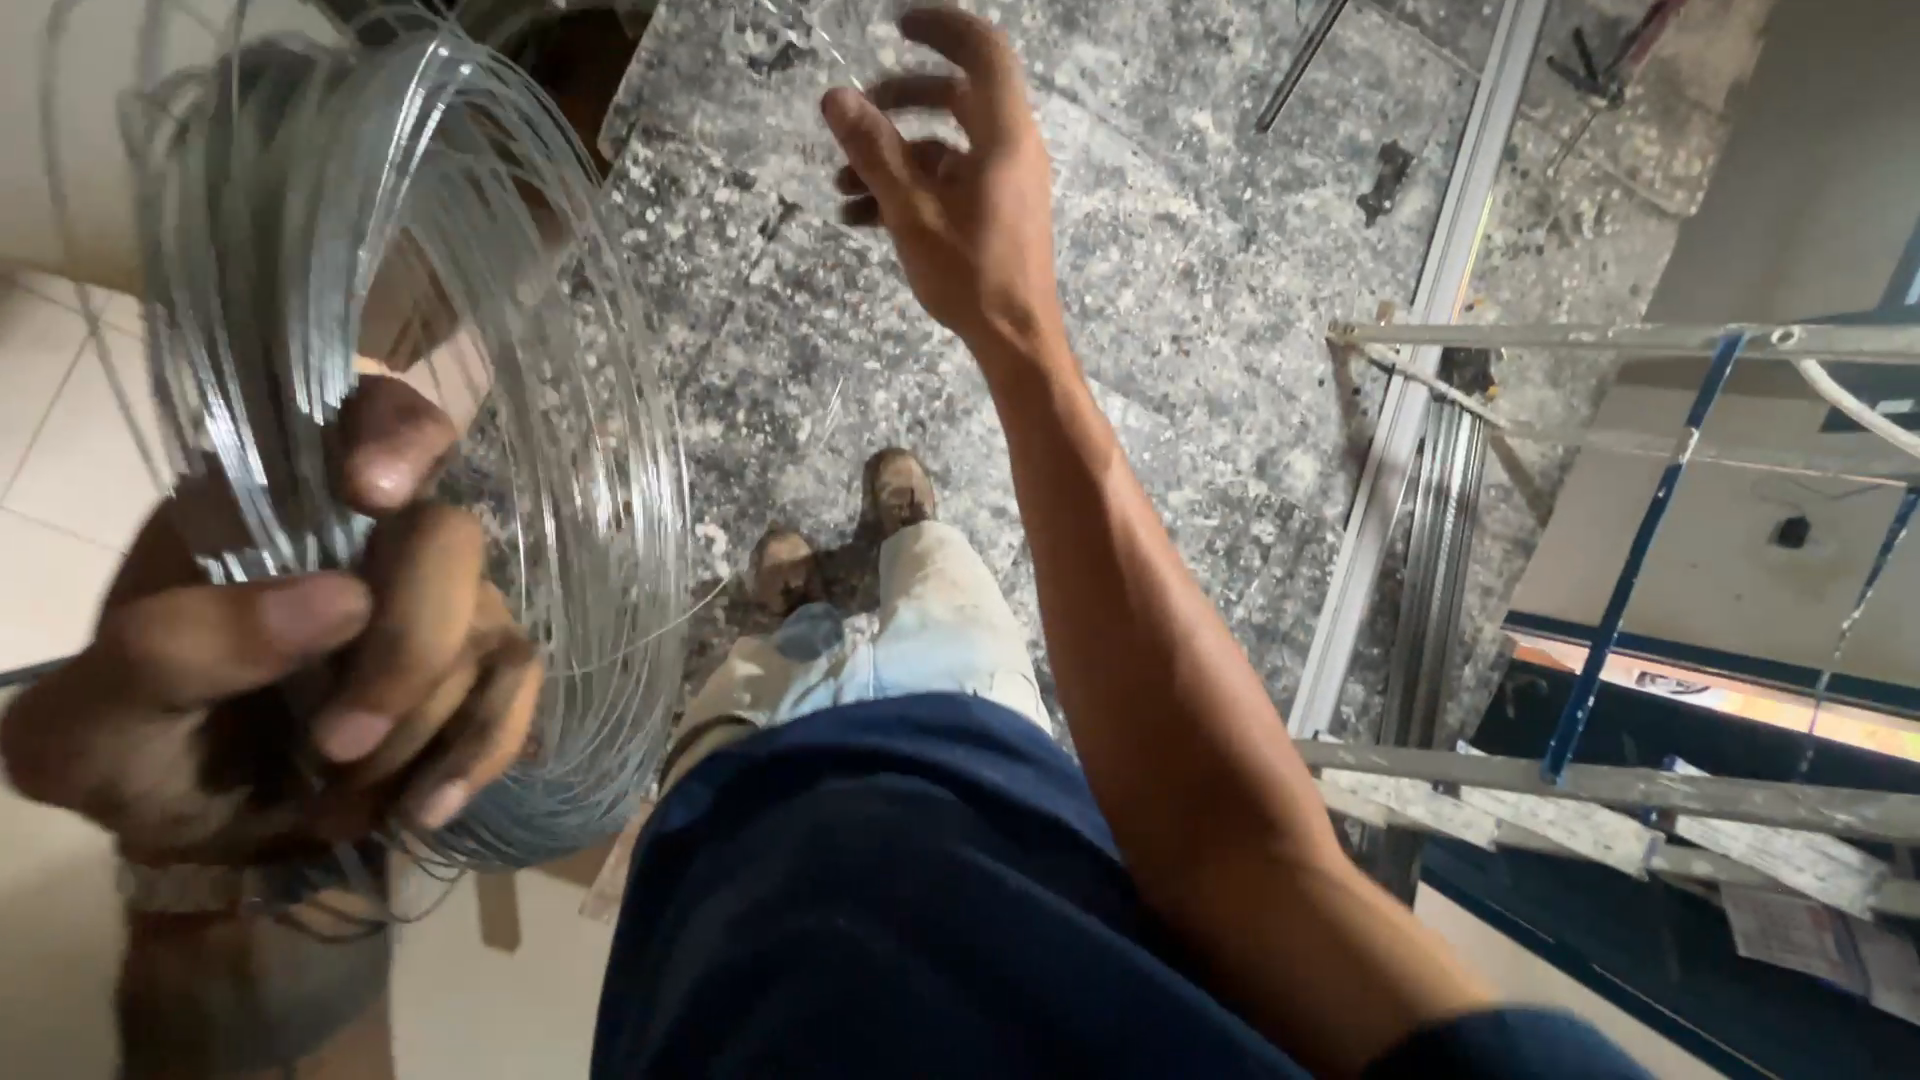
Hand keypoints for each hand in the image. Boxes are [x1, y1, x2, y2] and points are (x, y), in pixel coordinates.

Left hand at [0, 377, 541, 865]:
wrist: (227, 836)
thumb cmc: (145, 758)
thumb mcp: (85, 728)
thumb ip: (169, 651)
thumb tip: (337, 601)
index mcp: (279, 508)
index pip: (375, 413)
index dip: (398, 433)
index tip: (372, 494)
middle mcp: (386, 541)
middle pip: (452, 537)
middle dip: (407, 648)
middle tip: (339, 743)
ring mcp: (454, 602)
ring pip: (490, 626)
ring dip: (424, 722)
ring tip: (350, 792)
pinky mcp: (492, 664)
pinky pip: (521, 686)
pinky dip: (479, 749)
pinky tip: (427, 804)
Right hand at [823, 7, 1063, 353]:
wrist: (1016, 340)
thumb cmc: (972, 276)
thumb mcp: (913, 213)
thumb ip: (874, 152)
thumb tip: (835, 98)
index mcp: (1005, 136)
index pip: (983, 52)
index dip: (941, 30)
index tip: (897, 27)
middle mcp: (1012, 150)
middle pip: (955, 100)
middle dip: (898, 105)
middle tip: (855, 118)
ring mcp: (1006, 185)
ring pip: (945, 150)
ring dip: (893, 161)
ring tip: (841, 189)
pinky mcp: (997, 215)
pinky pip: (952, 185)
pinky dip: (912, 191)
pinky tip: (863, 218)